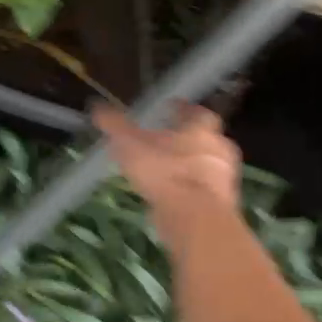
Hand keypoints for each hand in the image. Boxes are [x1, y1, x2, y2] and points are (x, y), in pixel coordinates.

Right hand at [95, 103, 240, 241]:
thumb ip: (113, 123)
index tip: (171, 107)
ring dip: (189, 160)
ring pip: (206, 162)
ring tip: (163, 162)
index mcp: (200, 131)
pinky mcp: (221, 201)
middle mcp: (218, 150)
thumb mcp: (127, 141)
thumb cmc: (163, 169)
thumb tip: (97, 105)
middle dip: (189, 136)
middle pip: (207, 138)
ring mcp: (224, 178)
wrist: (195, 217)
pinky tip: (167, 185)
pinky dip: (187, 181)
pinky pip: (203, 184)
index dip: (186, 109)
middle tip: (167, 136)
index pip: (200, 114)